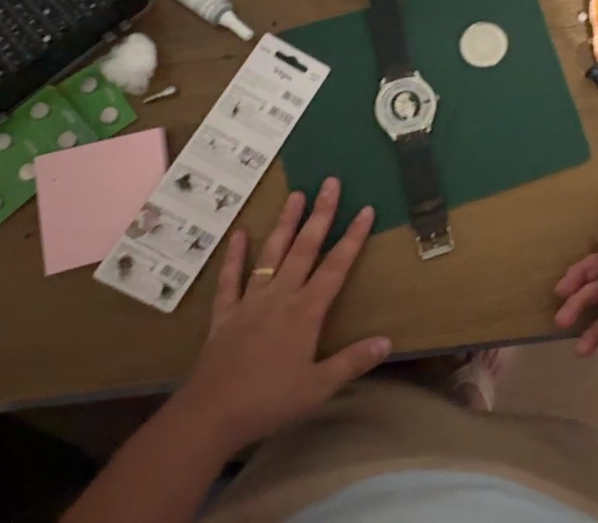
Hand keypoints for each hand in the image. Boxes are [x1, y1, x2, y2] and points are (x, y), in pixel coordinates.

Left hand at [176, 178, 391, 452]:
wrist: (209, 414)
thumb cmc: (269, 401)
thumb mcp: (318, 387)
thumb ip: (352, 362)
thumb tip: (387, 341)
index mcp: (305, 312)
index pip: (335, 267)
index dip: (352, 238)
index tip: (365, 209)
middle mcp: (280, 296)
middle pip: (304, 248)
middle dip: (320, 214)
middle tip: (330, 183)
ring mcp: (250, 301)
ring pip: (271, 254)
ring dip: (285, 224)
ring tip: (295, 194)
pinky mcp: (224, 314)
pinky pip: (231, 279)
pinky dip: (235, 255)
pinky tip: (240, 233)